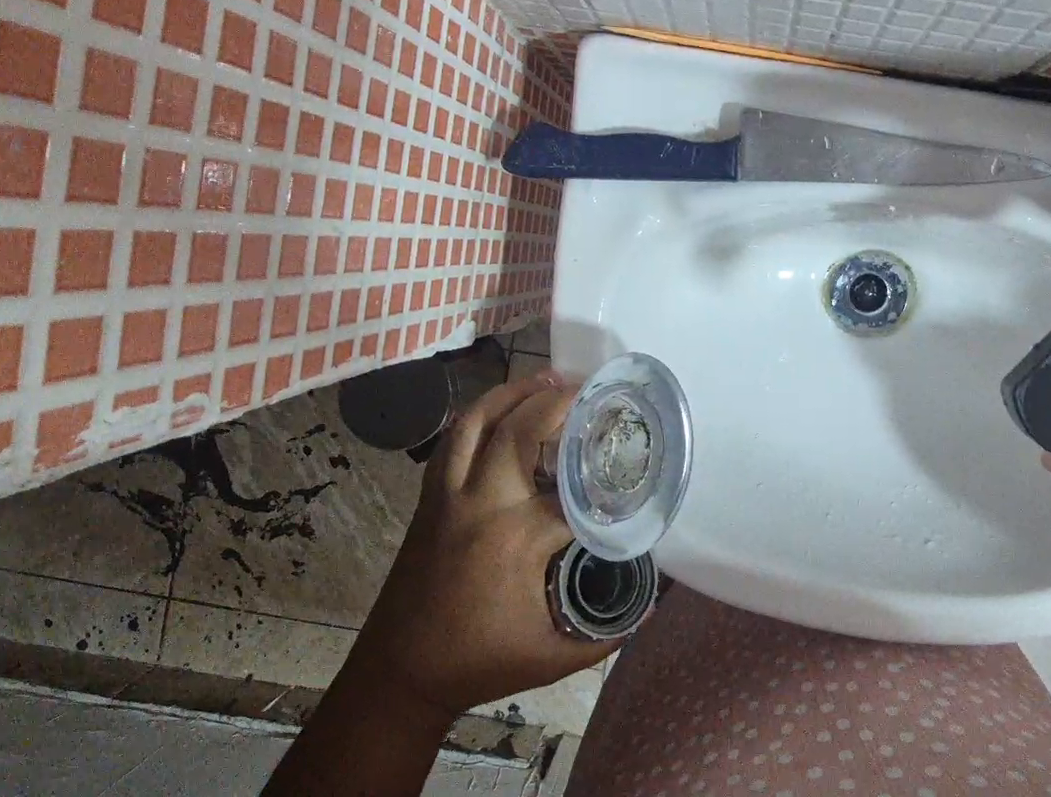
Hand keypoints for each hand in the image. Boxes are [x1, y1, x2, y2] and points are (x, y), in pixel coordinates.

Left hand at [350, 371, 616, 717]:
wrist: (399, 671)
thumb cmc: (479, 661)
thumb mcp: (553, 656)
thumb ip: (607, 632)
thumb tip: (651, 607)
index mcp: (517, 538)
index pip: (574, 492)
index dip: (606, 478)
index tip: (631, 466)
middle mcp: (483, 502)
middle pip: (521, 430)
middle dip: (557, 401)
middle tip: (589, 390)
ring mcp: (450, 495)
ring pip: (477, 422)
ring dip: (513, 393)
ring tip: (547, 378)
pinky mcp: (430, 498)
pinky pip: (453, 440)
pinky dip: (479, 414)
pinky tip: (501, 409)